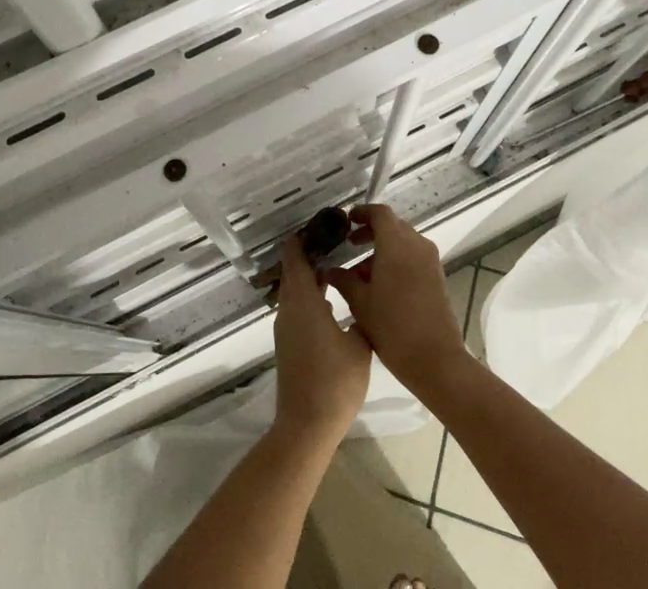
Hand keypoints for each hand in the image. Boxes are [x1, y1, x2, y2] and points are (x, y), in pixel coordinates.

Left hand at [274, 236, 371, 438]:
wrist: (308, 422)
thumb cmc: (336, 381)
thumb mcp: (359, 345)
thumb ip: (359, 318)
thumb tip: (361, 304)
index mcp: (304, 303)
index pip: (296, 260)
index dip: (303, 240)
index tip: (318, 225)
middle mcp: (289, 311)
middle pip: (293, 274)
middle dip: (307, 255)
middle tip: (332, 240)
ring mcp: (286, 329)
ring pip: (293, 292)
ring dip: (308, 277)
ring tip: (333, 265)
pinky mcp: (288, 344)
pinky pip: (296, 308)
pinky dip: (308, 296)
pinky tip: (328, 300)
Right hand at [323, 205, 467, 395]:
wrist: (435, 359)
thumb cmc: (392, 326)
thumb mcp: (360, 303)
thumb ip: (343, 280)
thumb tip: (329, 269)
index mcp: (397, 245)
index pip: (380, 214)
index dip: (362, 213)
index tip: (346, 222)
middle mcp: (417, 246)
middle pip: (393, 227)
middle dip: (370, 234)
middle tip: (349, 246)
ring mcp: (431, 262)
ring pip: (403, 244)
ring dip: (382, 251)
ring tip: (360, 275)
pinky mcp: (437, 278)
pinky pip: (413, 259)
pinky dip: (396, 262)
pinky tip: (379, 286)